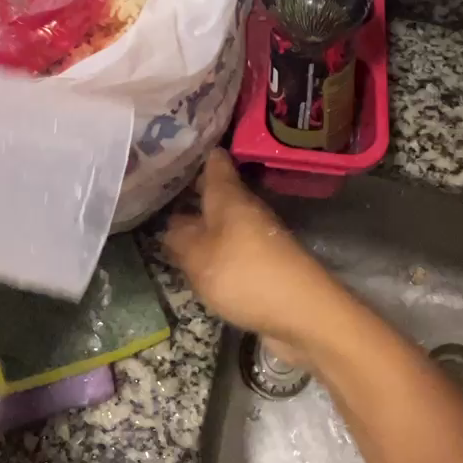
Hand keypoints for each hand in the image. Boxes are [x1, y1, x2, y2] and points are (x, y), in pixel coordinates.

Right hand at [163, 151, 342, 352]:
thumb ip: (180, 238)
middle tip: (160, 190)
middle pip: (219, 191)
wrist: (302, 312)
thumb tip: (172, 223)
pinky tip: (198, 257)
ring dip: (203, 219)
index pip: (215, 162)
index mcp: (229, 196)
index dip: (196, 152)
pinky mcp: (265, 262)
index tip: (173, 150)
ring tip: (170, 223)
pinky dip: (216, 246)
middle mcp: (246, 208)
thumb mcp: (199, 257)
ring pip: (225, 218)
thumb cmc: (244, 274)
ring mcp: (258, 235)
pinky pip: (234, 244)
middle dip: (193, 190)